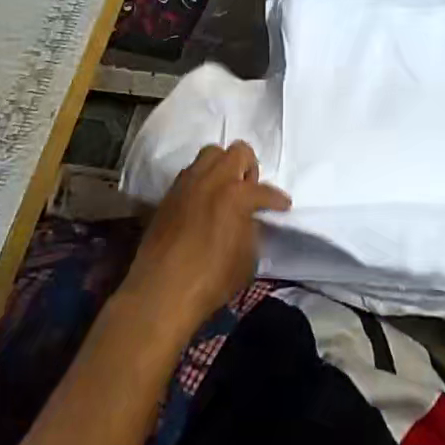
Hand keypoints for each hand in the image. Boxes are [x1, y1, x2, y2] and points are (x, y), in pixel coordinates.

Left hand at [122, 142, 290, 328]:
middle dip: (249, 168)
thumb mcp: (247, 258)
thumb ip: (252, 230)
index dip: (277, 201)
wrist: (161, 292)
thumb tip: (250, 220)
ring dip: (223, 167)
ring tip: (226, 191)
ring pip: (210, 154)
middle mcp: (212, 180)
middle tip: (249, 191)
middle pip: (238, 152)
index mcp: (237, 194)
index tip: (283, 207)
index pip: (265, 191)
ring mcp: (187, 183)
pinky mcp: (169, 194)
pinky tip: (204, 203)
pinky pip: (191, 173)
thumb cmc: (211, 279)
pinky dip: (202, 181)